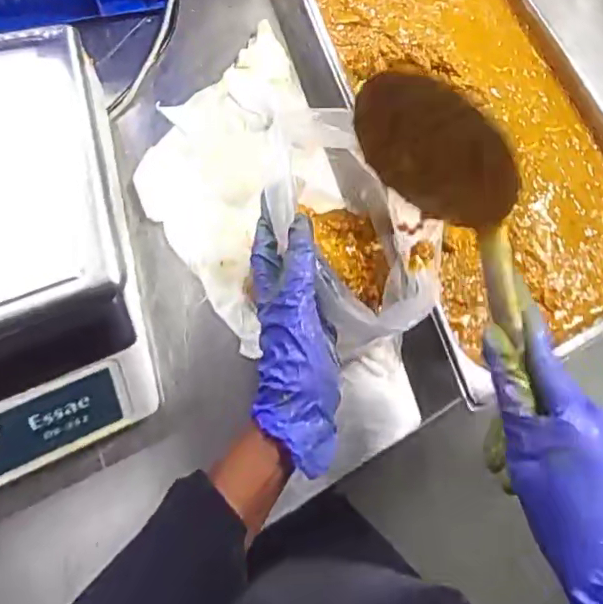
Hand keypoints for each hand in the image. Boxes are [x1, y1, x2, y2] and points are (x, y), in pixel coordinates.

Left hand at [250, 210, 340, 477]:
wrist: (303, 404)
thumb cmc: (296, 356)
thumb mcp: (297, 306)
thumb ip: (299, 267)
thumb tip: (298, 228)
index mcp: (272, 292)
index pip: (267, 250)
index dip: (269, 226)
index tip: (276, 199)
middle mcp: (282, 299)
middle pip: (280, 260)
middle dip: (285, 235)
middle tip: (299, 210)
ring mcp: (298, 313)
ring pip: (297, 274)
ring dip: (304, 253)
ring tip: (317, 232)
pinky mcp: (314, 326)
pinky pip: (316, 291)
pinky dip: (322, 275)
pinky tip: (335, 270)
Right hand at [484, 303, 602, 603]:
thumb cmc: (562, 508)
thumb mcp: (525, 452)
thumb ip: (512, 396)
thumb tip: (496, 344)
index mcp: (573, 406)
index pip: (543, 354)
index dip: (525, 326)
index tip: (511, 296)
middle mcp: (591, 411)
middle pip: (544, 386)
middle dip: (518, 400)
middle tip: (499, 436)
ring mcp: (599, 434)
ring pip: (552, 413)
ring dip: (528, 428)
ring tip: (513, 468)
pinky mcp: (602, 454)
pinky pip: (565, 433)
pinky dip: (543, 442)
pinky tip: (534, 475)